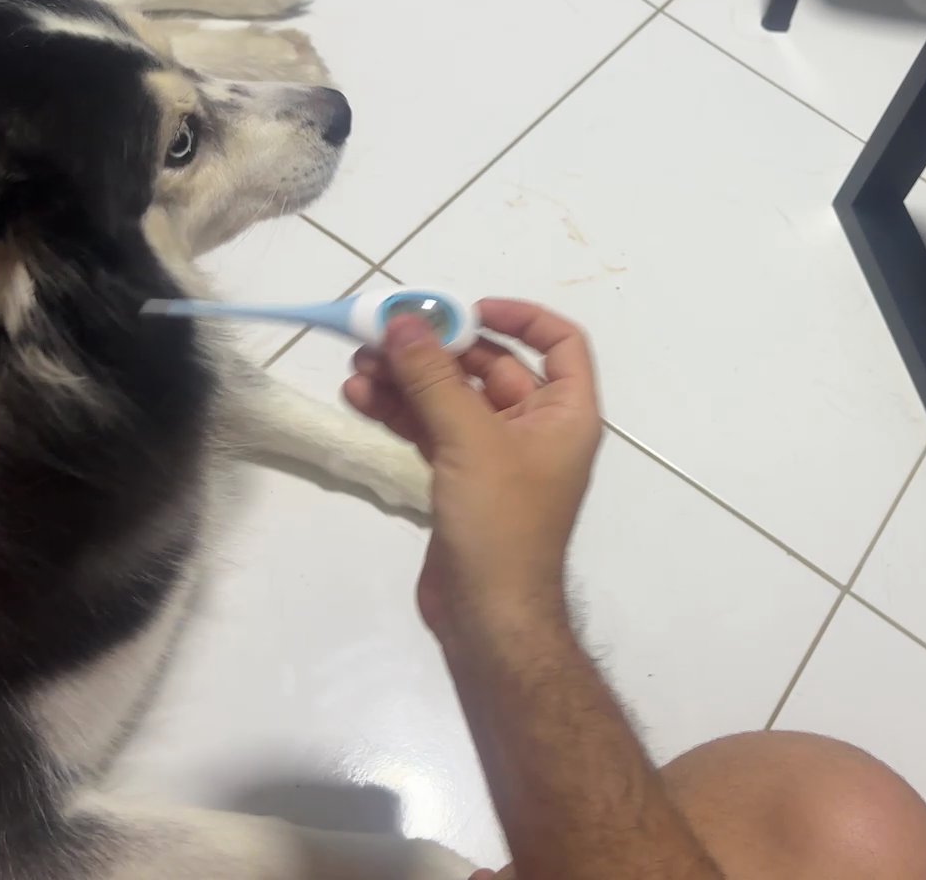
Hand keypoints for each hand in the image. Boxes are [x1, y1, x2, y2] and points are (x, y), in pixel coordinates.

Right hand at [344, 300, 601, 636]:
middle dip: (440, 350)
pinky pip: (434, 428)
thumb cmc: (501, 521)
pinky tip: (360, 395)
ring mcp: (498, 452)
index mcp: (567, 411)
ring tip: (358, 363)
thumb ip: (435, 379)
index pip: (561, 342)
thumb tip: (404, 320)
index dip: (522, 316)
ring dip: (410, 379)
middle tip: (385, 333)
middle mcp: (538, 425)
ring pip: (455, 398)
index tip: (470, 310)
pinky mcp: (463, 475)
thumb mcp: (470, 441)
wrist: (488, 615)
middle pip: (493, 366)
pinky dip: (402, 411)